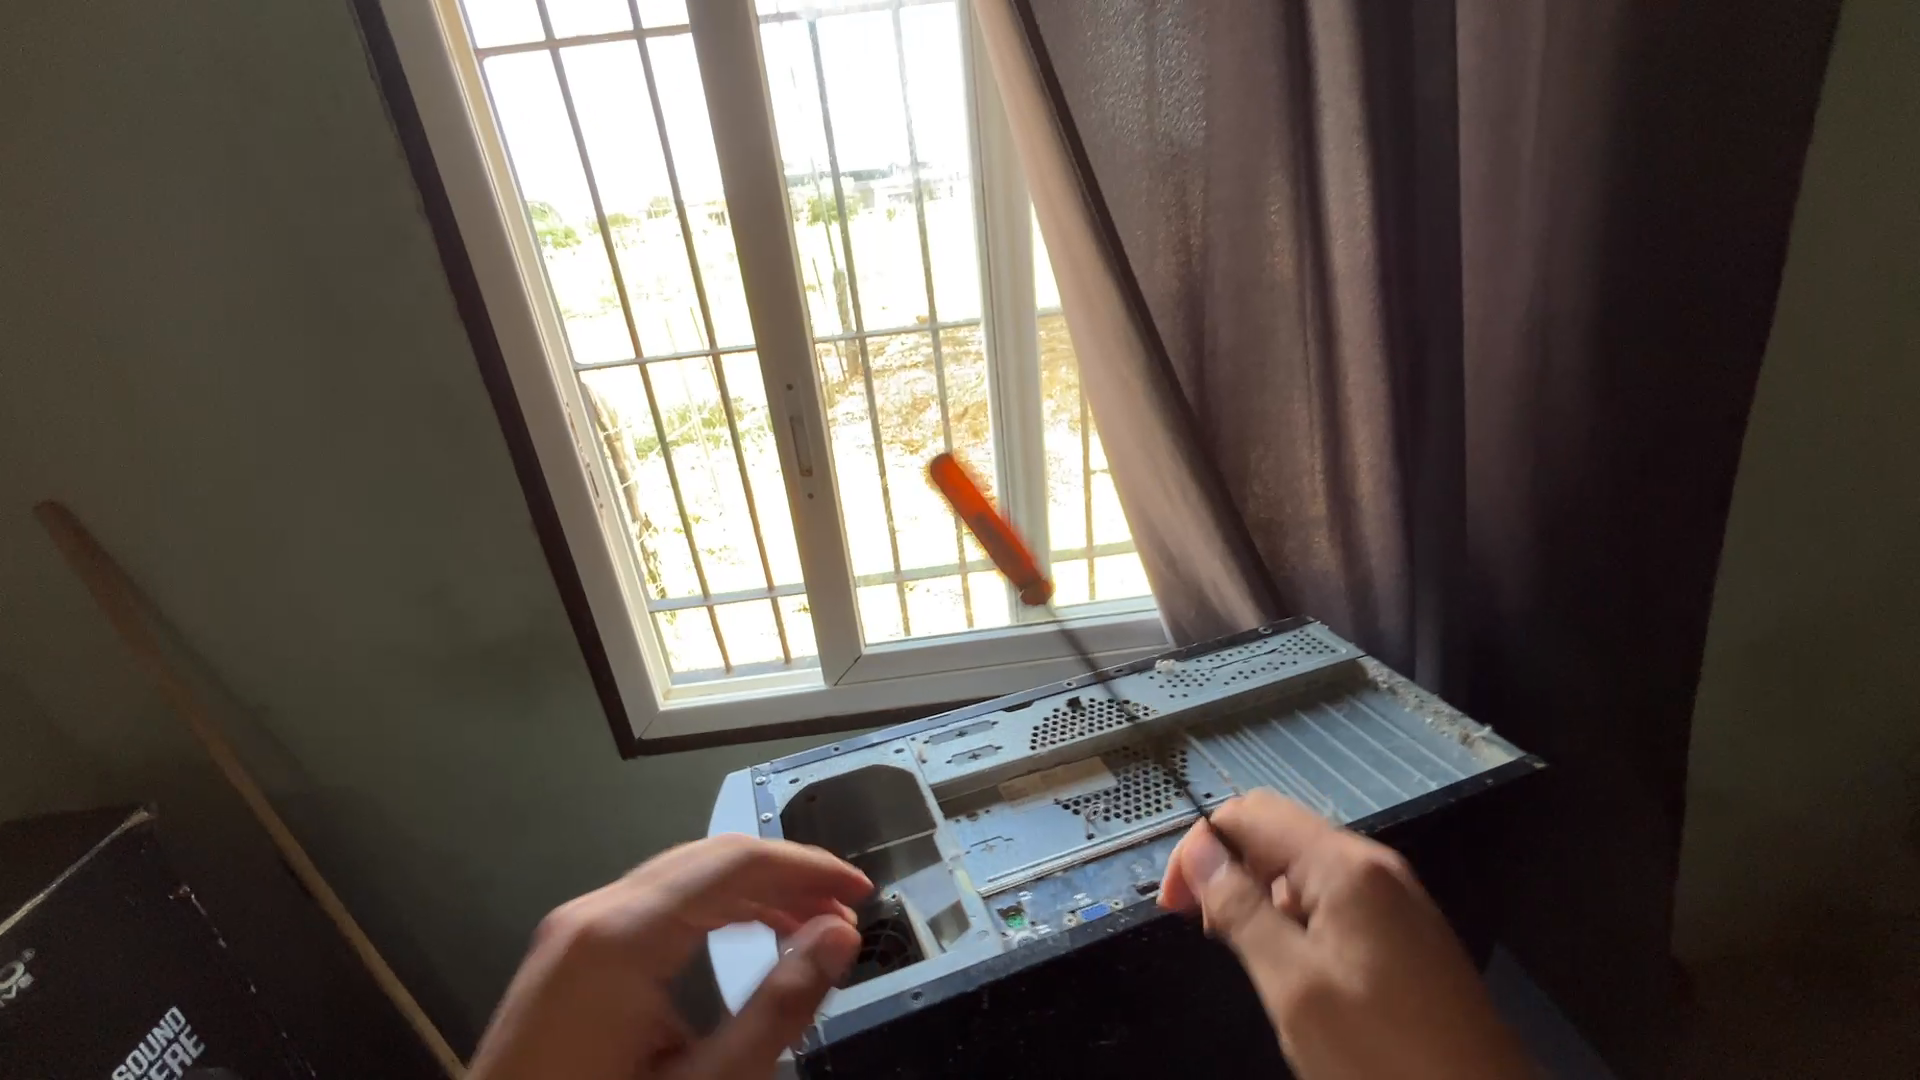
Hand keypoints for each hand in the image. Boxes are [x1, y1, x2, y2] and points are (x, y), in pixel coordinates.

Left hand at [468, 834, 871, 1079]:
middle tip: (844, 908)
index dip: (808, 867)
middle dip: (787, 876)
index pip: (736, 862)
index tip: (859, 890)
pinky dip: (716, 910)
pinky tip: (753, 933)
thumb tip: (839, 935)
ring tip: (812, 925)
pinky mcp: (573, 950)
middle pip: (712, 859)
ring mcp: (577, 928)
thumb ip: (777, 1008)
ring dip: (756, 891)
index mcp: (620, 936)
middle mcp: (594, 912)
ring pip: (688, 876)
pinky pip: (659, 903)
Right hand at [1159, 790, 1532, 1079]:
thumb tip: (1199, 852)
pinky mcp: (1403, 931)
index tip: (1173, 905)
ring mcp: (1393, 897)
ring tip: (1242, 949)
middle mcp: (1371, 865)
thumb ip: (1239, 910)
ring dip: (1257, 890)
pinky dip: (1291, 912)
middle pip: (1275, 830)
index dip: (1199, 848)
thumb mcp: (1294, 987)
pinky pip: (1329, 895)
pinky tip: (1289, 961)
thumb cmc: (1385, 1060)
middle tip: (1201, 923)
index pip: (1247, 815)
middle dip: (1226, 864)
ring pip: (1299, 864)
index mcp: (1344, 866)